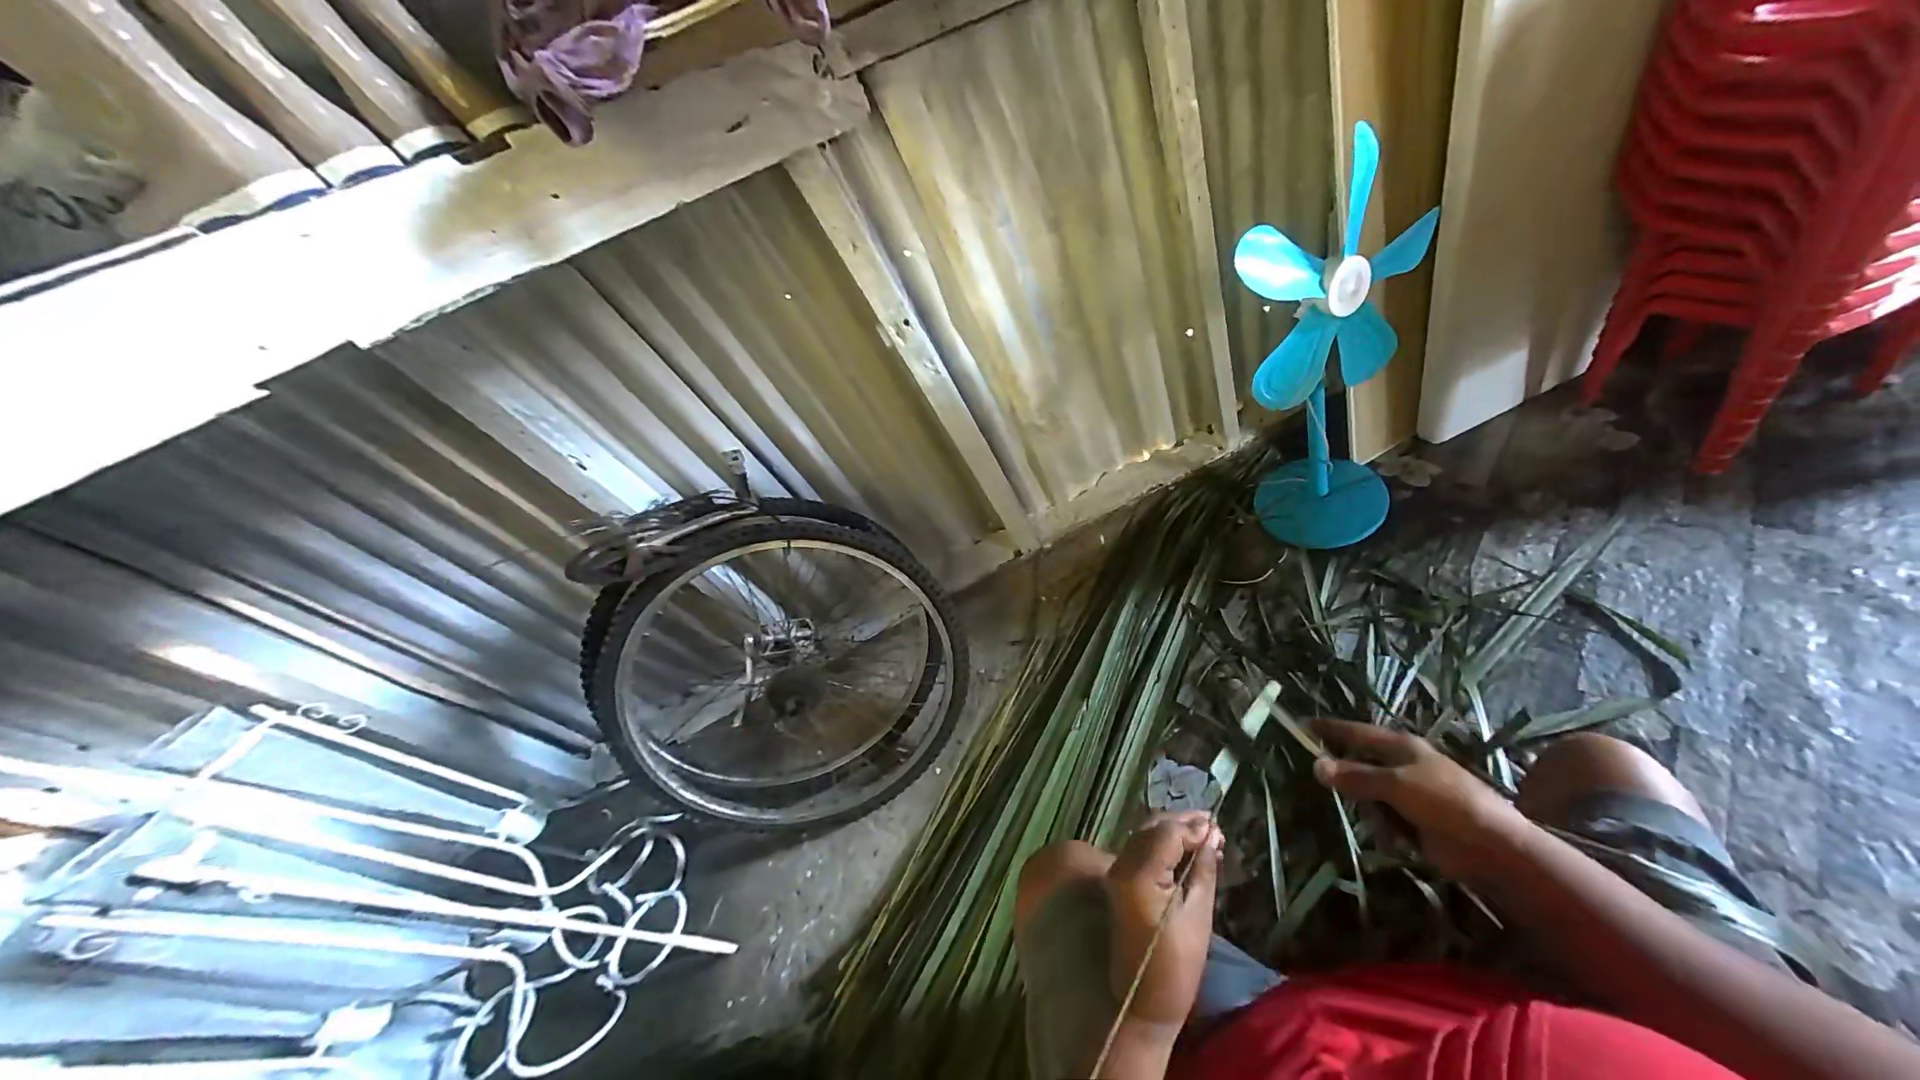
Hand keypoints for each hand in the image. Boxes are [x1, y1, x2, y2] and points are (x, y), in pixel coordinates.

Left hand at [1103, 810, 1222, 1032]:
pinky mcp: (1116, 881)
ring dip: (1170, 831)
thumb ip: (1203, 868)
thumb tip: (1211, 836)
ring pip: (1142, 836)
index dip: (1193, 827)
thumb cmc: (1176, 963)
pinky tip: (1181, 849)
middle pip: (1150, 829)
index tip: (1217, 828)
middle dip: (1181, 824)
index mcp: (1138, 873)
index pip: (1166, 832)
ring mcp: (1114, 872)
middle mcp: (1119, 865)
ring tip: (1201, 834)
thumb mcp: (1199, 913)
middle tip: (1211, 825)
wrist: (1142, 1000)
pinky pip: (1137, 850)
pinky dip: (1159, 845)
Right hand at [1311, 719, 1533, 882]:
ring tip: (1372, 818)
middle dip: (1343, 771)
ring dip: (1365, 804)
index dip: (1329, 729)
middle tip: (1319, 778)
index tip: (1302, 725)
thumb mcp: (1396, 785)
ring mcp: (1409, 792)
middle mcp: (1403, 764)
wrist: (1494, 848)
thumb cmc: (1445, 803)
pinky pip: (1383, 815)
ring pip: (1367, 790)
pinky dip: (1381, 825)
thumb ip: (1355, 776)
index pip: (1356, 732)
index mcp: (1401, 746)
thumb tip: (1316, 765)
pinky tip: (1388, 835)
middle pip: (1359, 761)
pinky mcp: (1413, 819)